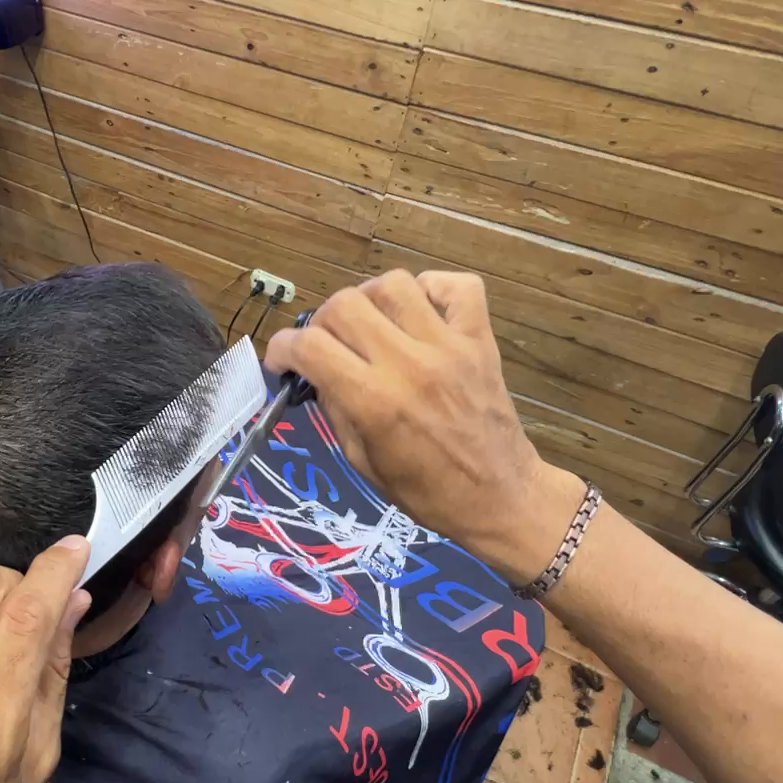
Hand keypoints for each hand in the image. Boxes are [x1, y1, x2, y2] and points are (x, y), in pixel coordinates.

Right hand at [265, 269, 583, 580]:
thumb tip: (316, 372)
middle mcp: (408, 364)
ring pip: (392, 284)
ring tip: (370, 326)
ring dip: (369, 300)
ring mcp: (448, 345)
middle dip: (320, 323)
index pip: (309, 346)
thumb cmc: (425, 492)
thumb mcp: (361, 460)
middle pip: (344, 305)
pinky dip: (431, 289)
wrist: (500, 498)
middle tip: (326, 348)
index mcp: (374, 402)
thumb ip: (336, 408)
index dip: (282, 349)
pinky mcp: (480, 339)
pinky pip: (456, 285)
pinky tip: (419, 313)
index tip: (282, 363)